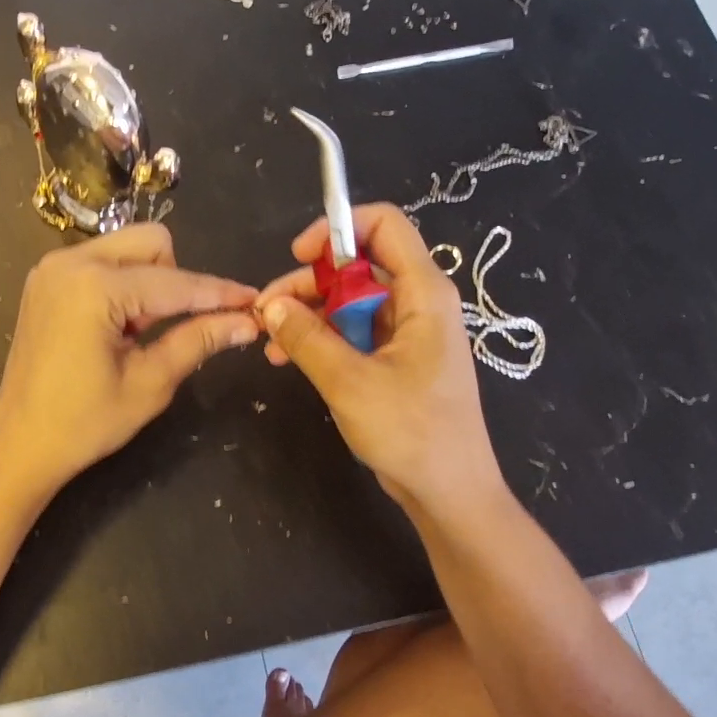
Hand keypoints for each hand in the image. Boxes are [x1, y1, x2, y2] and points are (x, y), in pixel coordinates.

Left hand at [0, 224, 259, 496]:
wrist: (20, 443)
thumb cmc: (84, 423)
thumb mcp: (150, 383)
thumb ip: (198, 341)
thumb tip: (246, 321)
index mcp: (94, 288)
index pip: (175, 283)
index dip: (219, 294)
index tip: (255, 301)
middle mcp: (70, 262)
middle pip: (152, 242)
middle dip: (175, 280)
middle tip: (165, 331)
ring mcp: (52, 267)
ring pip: (127, 249)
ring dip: (148, 283)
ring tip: (135, 336)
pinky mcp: (45, 279)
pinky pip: (102, 262)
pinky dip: (122, 286)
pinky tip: (114, 329)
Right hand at [256, 204, 505, 509]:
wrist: (450, 492)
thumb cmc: (410, 432)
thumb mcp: (349, 382)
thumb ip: (306, 338)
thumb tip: (269, 305)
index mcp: (423, 292)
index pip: (384, 224)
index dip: (337, 228)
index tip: (298, 256)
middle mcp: (418, 302)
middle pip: (358, 265)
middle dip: (308, 282)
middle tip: (266, 313)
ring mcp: (408, 332)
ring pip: (350, 301)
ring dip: (309, 315)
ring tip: (271, 343)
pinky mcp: (398, 360)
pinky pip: (355, 332)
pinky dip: (323, 340)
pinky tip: (290, 360)